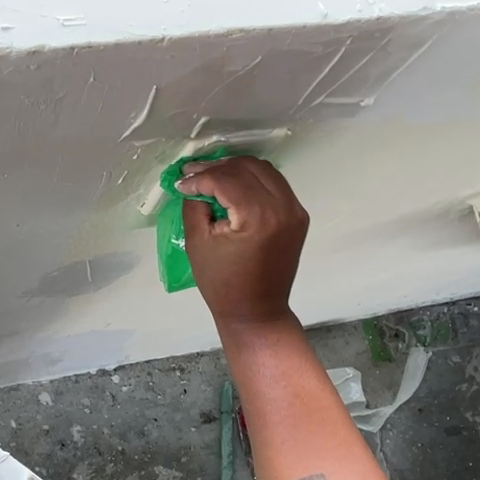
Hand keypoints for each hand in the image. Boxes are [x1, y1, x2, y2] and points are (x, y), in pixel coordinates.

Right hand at [179, 156, 309, 331]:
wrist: (256, 312)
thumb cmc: (222, 285)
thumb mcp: (198, 244)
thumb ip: (195, 207)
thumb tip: (194, 186)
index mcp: (258, 216)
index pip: (227, 179)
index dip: (201, 177)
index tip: (181, 183)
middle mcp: (283, 207)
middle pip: (248, 168)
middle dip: (218, 167)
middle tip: (193, 174)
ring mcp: (295, 210)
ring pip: (264, 171)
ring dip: (237, 169)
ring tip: (212, 177)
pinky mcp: (298, 216)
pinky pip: (275, 185)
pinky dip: (253, 181)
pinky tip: (234, 187)